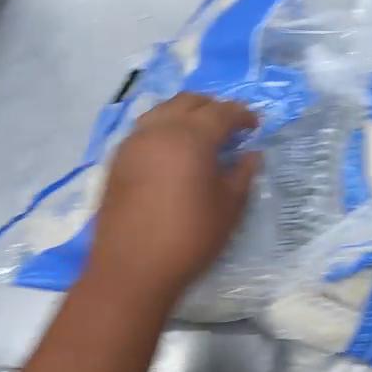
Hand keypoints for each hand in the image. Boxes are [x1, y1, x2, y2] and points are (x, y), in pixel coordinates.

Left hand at [84, 93, 260, 305]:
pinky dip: (163, 128)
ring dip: (185, 114)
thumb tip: (251, 154)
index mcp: (191, 137)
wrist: (132, 269)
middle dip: (213, 107)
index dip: (242, 115)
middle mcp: (159, 130)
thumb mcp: (229, 207)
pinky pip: (144, 129)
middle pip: (188, 102)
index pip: (222, 112)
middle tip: (229, 125)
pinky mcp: (117, 161)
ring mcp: (133, 143)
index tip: (255, 126)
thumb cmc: (189, 238)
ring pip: (162, 111)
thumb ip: (242, 173)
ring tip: (199, 133)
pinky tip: (172, 151)